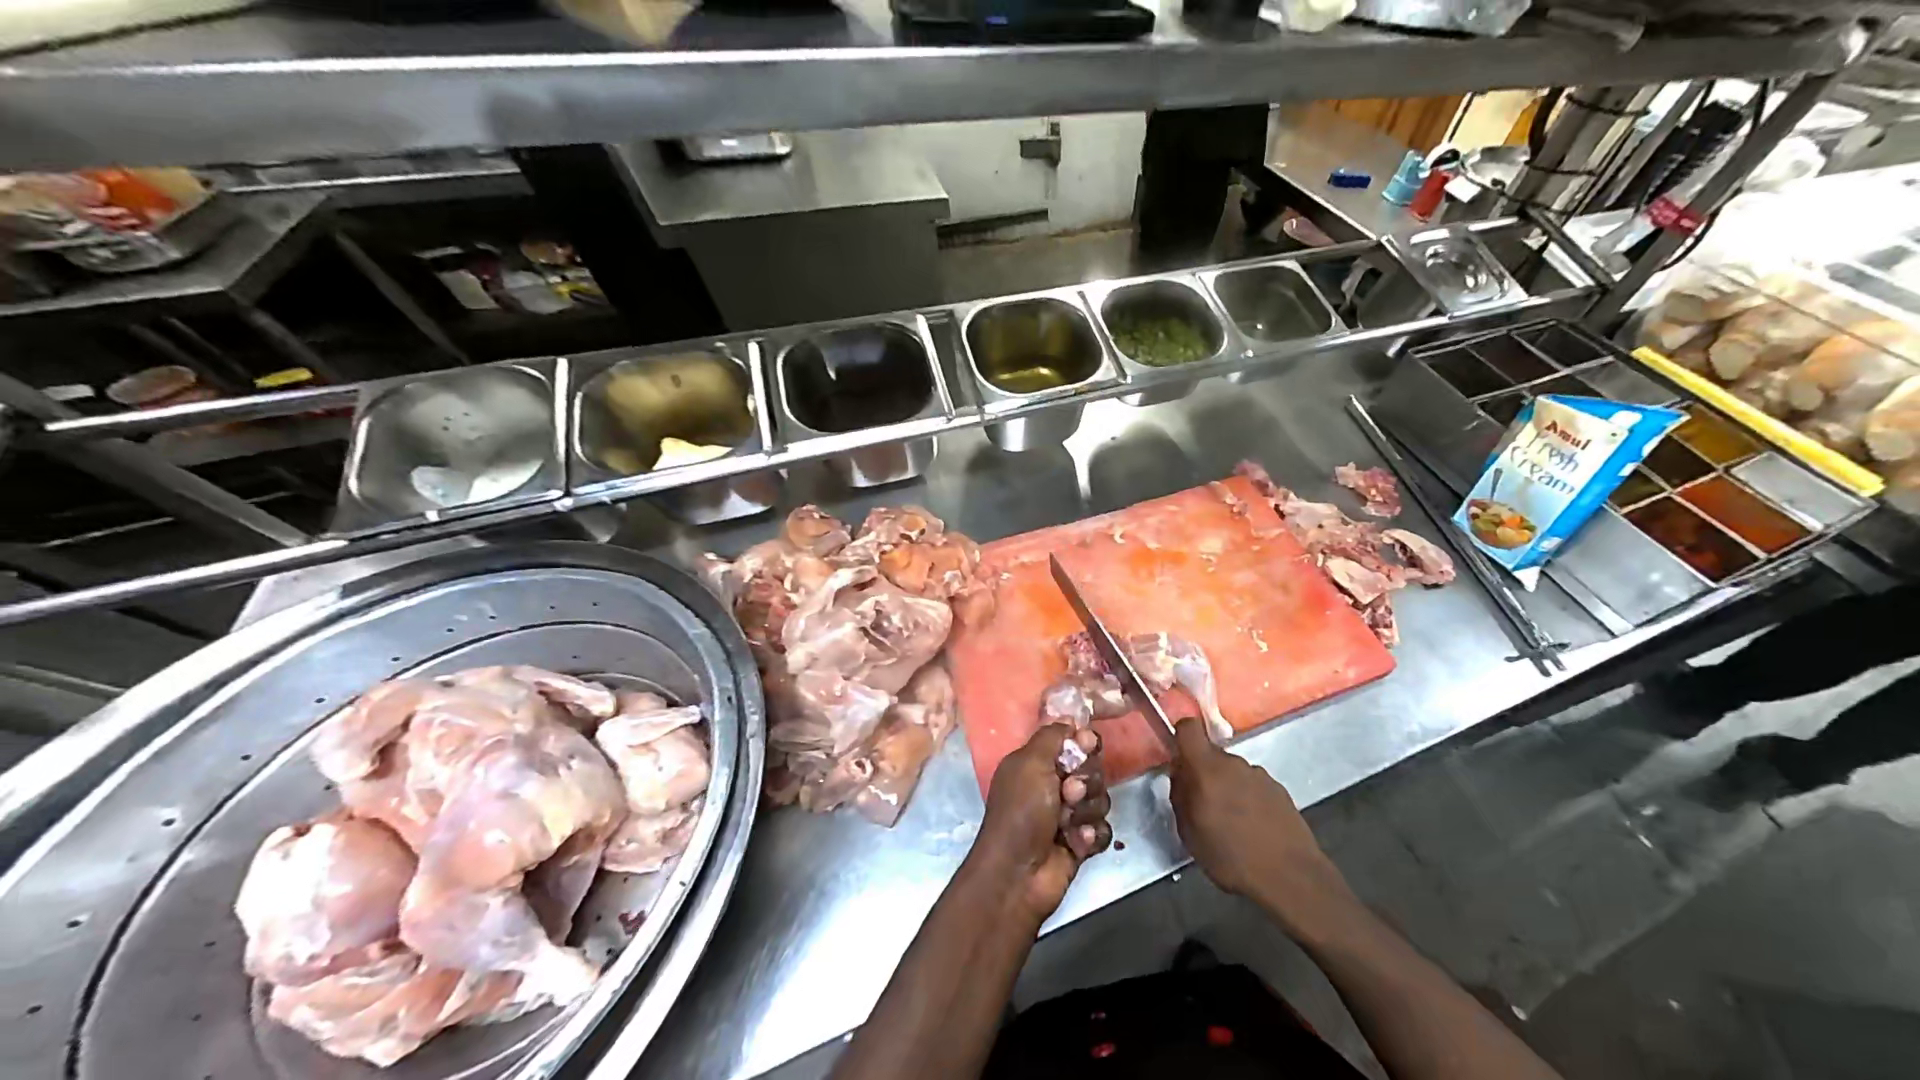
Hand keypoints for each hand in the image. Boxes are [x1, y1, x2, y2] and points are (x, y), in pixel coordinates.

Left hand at [974, 724, 1109, 923]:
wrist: (1019, 873)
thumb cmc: (1020, 812)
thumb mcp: (1030, 763)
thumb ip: (1052, 737)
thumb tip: (1070, 721)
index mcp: (1036, 763)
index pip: (1072, 742)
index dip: (1083, 744)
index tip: (1086, 746)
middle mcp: (1052, 785)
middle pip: (1092, 769)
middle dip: (1085, 781)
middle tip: (1066, 793)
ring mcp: (1067, 814)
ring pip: (1100, 799)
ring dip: (1086, 810)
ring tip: (1067, 823)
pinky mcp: (1081, 841)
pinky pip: (1103, 828)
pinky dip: (1091, 835)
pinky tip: (1076, 842)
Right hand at [1167, 716, 1350, 934]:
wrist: (1291, 876)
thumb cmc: (1231, 856)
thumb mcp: (1189, 832)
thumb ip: (1180, 796)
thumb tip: (1180, 776)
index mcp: (1206, 768)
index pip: (1189, 728)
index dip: (1181, 736)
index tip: (1179, 759)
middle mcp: (1234, 763)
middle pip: (1211, 755)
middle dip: (1203, 773)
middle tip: (1201, 804)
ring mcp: (1259, 775)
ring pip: (1232, 772)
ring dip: (1226, 788)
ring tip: (1229, 822)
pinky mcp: (1279, 790)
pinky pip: (1252, 786)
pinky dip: (1247, 799)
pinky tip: (1252, 828)